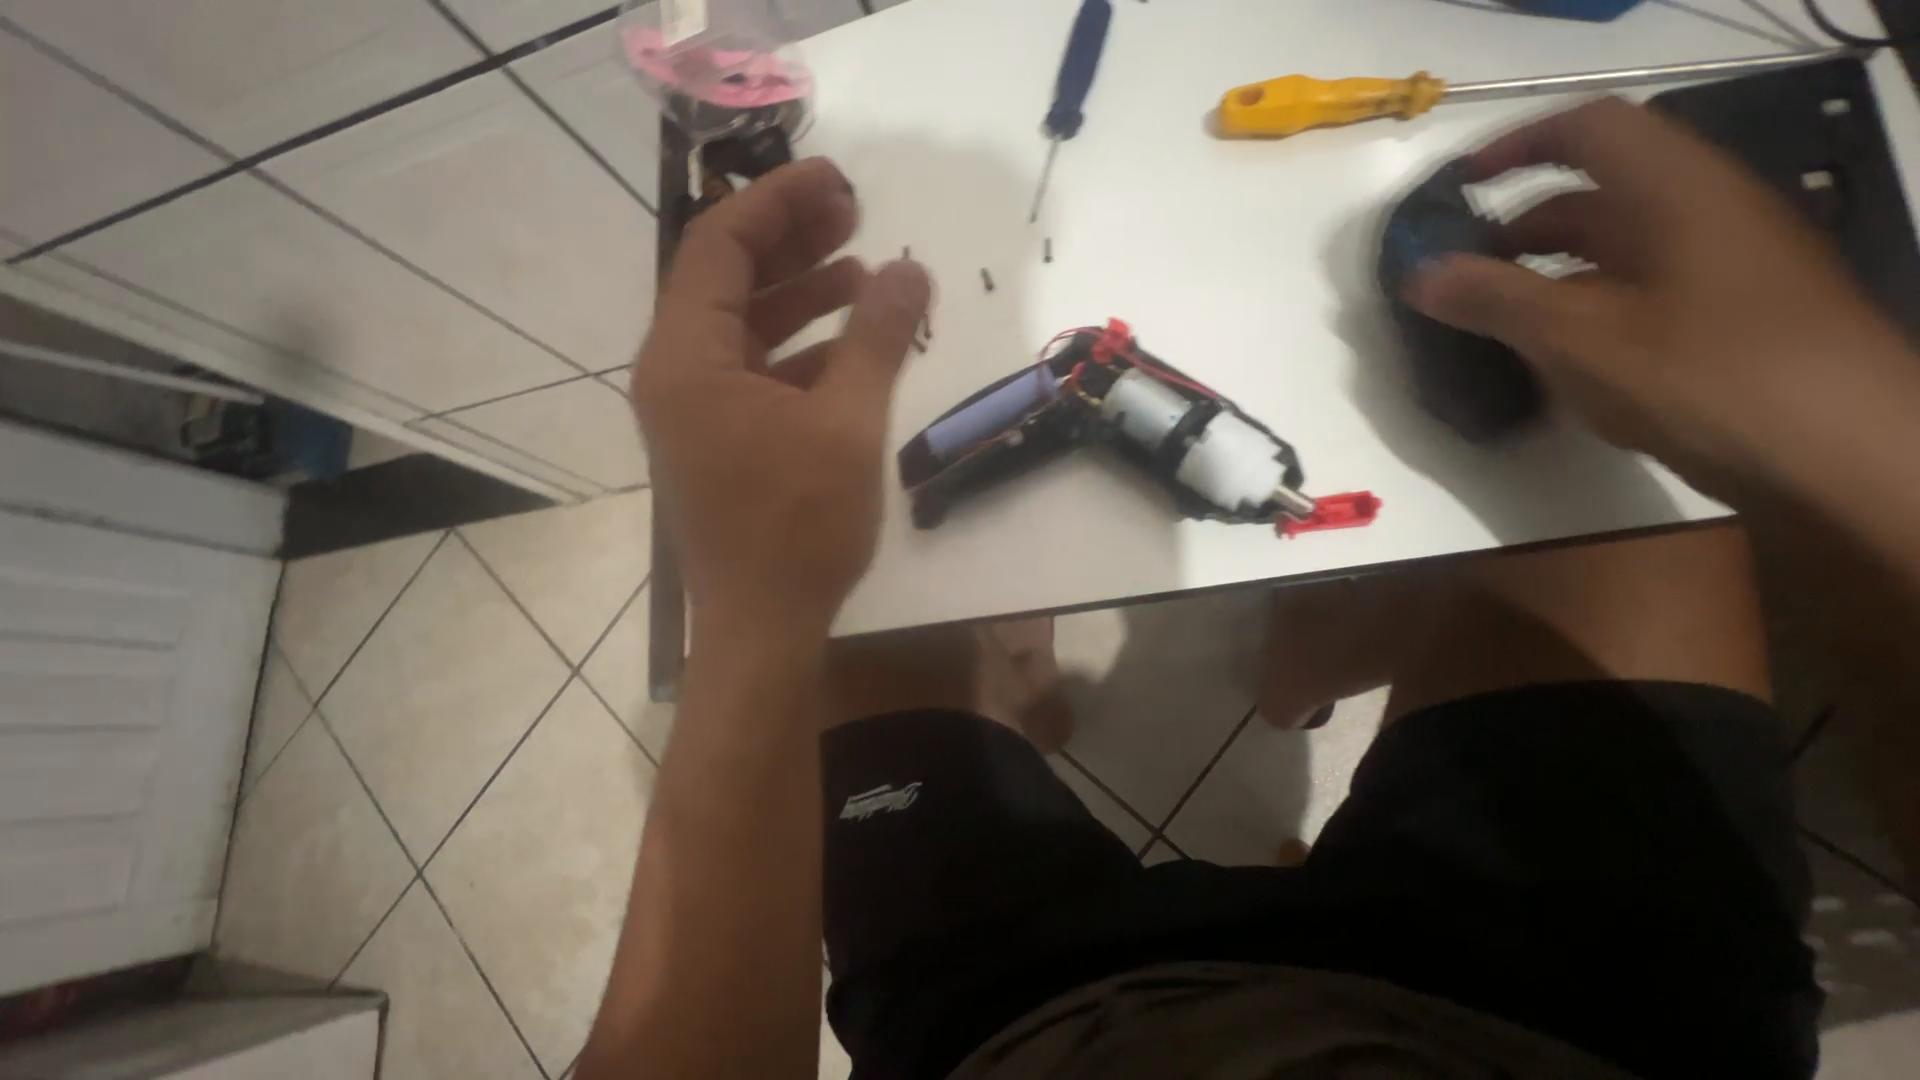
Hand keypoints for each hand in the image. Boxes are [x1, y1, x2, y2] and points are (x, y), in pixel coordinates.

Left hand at [631, 158, 931, 635]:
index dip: (778, 201)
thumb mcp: (847, 423)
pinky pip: (755, 371)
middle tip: (856, 215)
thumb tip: (910, 270)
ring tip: (865, 274)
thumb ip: (876, 337)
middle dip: (792, 241)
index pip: (719, 244)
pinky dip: (800, 349)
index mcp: (686, 357)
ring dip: (800, 294)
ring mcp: (695, 409)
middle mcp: (676, 372)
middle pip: (727, 277)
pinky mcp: (720, 439)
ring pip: (743, 326)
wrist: (763, 627)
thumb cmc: (799, 527)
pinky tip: (851, 346)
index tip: (838, 181)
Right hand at [1406, 97, 1909, 492]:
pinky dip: (1579, 306)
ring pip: (1610, 249)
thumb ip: (1492, 299)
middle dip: (1514, 229)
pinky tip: (1548, 355)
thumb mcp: (1577, 337)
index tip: (1456, 190)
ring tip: (1488, 320)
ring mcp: (1718, 264)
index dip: (1515, 146)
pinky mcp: (1723, 313)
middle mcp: (1701, 213)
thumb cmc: (1703, 374)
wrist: (1837, 450)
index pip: (1587, 130)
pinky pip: (1633, 288)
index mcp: (1674, 192)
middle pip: (1593, 194)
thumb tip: (1418, 274)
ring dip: (1541, 274)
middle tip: (1456, 274)